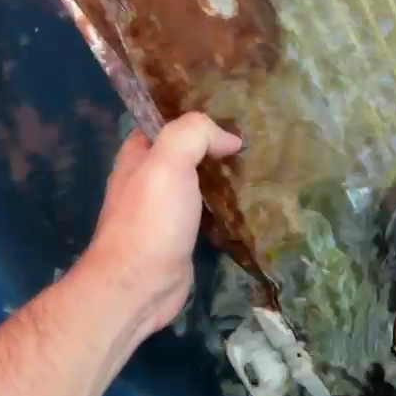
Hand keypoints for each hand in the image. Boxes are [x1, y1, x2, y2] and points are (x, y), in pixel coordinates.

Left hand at [76, 113, 242, 334]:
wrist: (141, 284)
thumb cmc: (150, 220)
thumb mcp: (168, 163)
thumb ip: (193, 135)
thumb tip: (229, 138)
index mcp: (137, 157)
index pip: (164, 123)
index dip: (193, 114)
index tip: (231, 111)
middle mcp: (148, 180)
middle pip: (185, 152)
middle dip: (214, 144)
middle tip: (253, 139)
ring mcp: (165, 210)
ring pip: (199, 181)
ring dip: (224, 175)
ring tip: (258, 166)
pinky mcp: (182, 236)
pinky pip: (208, 210)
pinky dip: (227, 204)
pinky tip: (250, 202)